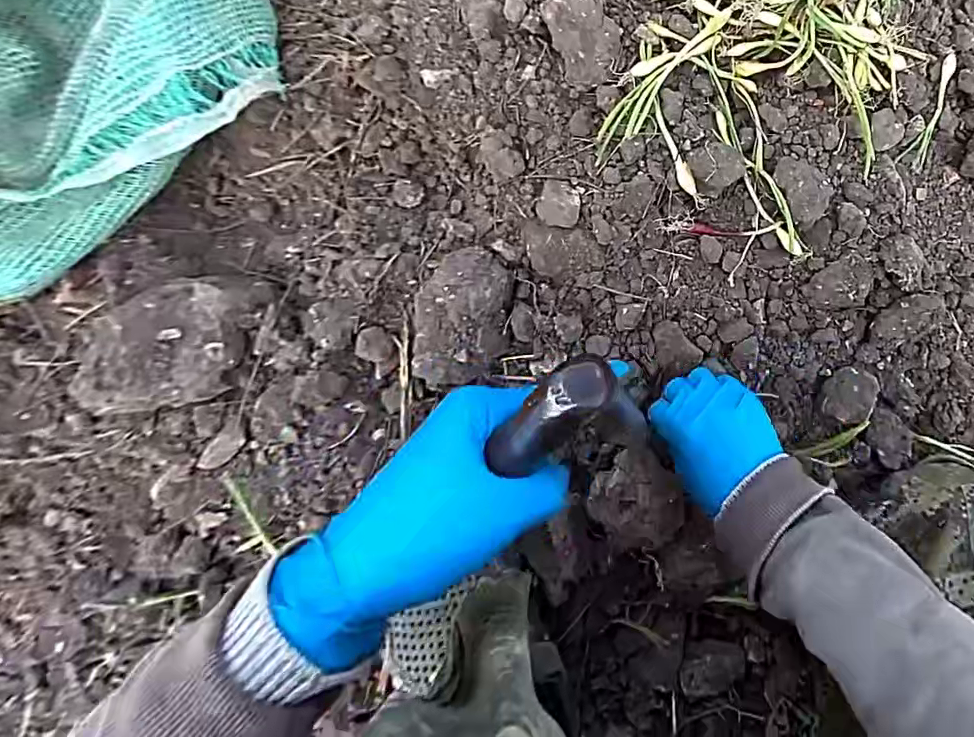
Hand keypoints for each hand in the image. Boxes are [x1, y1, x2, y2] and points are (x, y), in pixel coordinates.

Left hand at [269, 385, 570, 669]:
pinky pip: (490, 474)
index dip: (588, 398)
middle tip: (574, 474)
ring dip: (525, 480)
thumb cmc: (428, 530)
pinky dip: (505, 492)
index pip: (546, 394)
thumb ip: (551, 486)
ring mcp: (447, 448)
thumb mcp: (505, 508)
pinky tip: (505, 520)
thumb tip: (561, 479)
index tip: (628, 387)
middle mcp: (461, 418)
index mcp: (474, 407)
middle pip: (531, 427)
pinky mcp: (439, 479)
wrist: (345, 585)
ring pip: (511, 456)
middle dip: (551, 453)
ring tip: (533, 506)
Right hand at [649, 367, 782, 514]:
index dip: (661, 416)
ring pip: (701, 376)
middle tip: (683, 409)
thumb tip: (675, 432)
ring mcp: (721, 395)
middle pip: (677, 386)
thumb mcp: (684, 467)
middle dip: (677, 396)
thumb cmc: (715, 486)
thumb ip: (676, 442)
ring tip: (703, 399)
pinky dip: (722, 389)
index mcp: (677, 422)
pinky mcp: (743, 393)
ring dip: (699, 386)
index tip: (665, 421)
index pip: (658, 408)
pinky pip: (726, 382)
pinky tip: (724, 402)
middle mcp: (696, 403)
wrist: (754, 484)